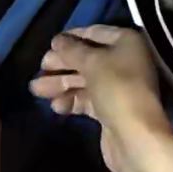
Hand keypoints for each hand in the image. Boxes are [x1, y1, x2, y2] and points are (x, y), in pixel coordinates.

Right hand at [29, 25, 172, 171]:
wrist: (136, 138)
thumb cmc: (116, 88)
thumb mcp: (92, 62)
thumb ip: (72, 50)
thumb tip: (57, 40)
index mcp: (126, 42)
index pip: (94, 32)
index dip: (71, 37)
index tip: (50, 43)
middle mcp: (124, 61)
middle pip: (87, 58)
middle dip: (63, 63)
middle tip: (41, 66)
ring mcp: (117, 87)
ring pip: (84, 80)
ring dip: (61, 83)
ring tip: (37, 89)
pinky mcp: (110, 110)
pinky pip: (87, 99)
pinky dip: (71, 100)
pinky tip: (55, 106)